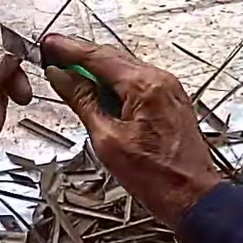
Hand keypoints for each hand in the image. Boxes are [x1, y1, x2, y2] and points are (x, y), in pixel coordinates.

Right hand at [41, 33, 222, 226]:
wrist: (193, 198)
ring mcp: (167, 88)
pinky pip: (135, 80)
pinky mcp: (169, 99)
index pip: (97, 57)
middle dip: (79, 56)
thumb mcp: (106, 139)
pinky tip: (97, 91)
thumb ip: (82, 101)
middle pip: (111, 57)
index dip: (68, 49)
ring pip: (123, 68)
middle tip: (52, 56)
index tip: (49, 44)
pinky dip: (112, 82)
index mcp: (144, 86)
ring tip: (68, 75)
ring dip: (95, 69)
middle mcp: (160, 80)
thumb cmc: (157, 177)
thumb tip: (61, 77)